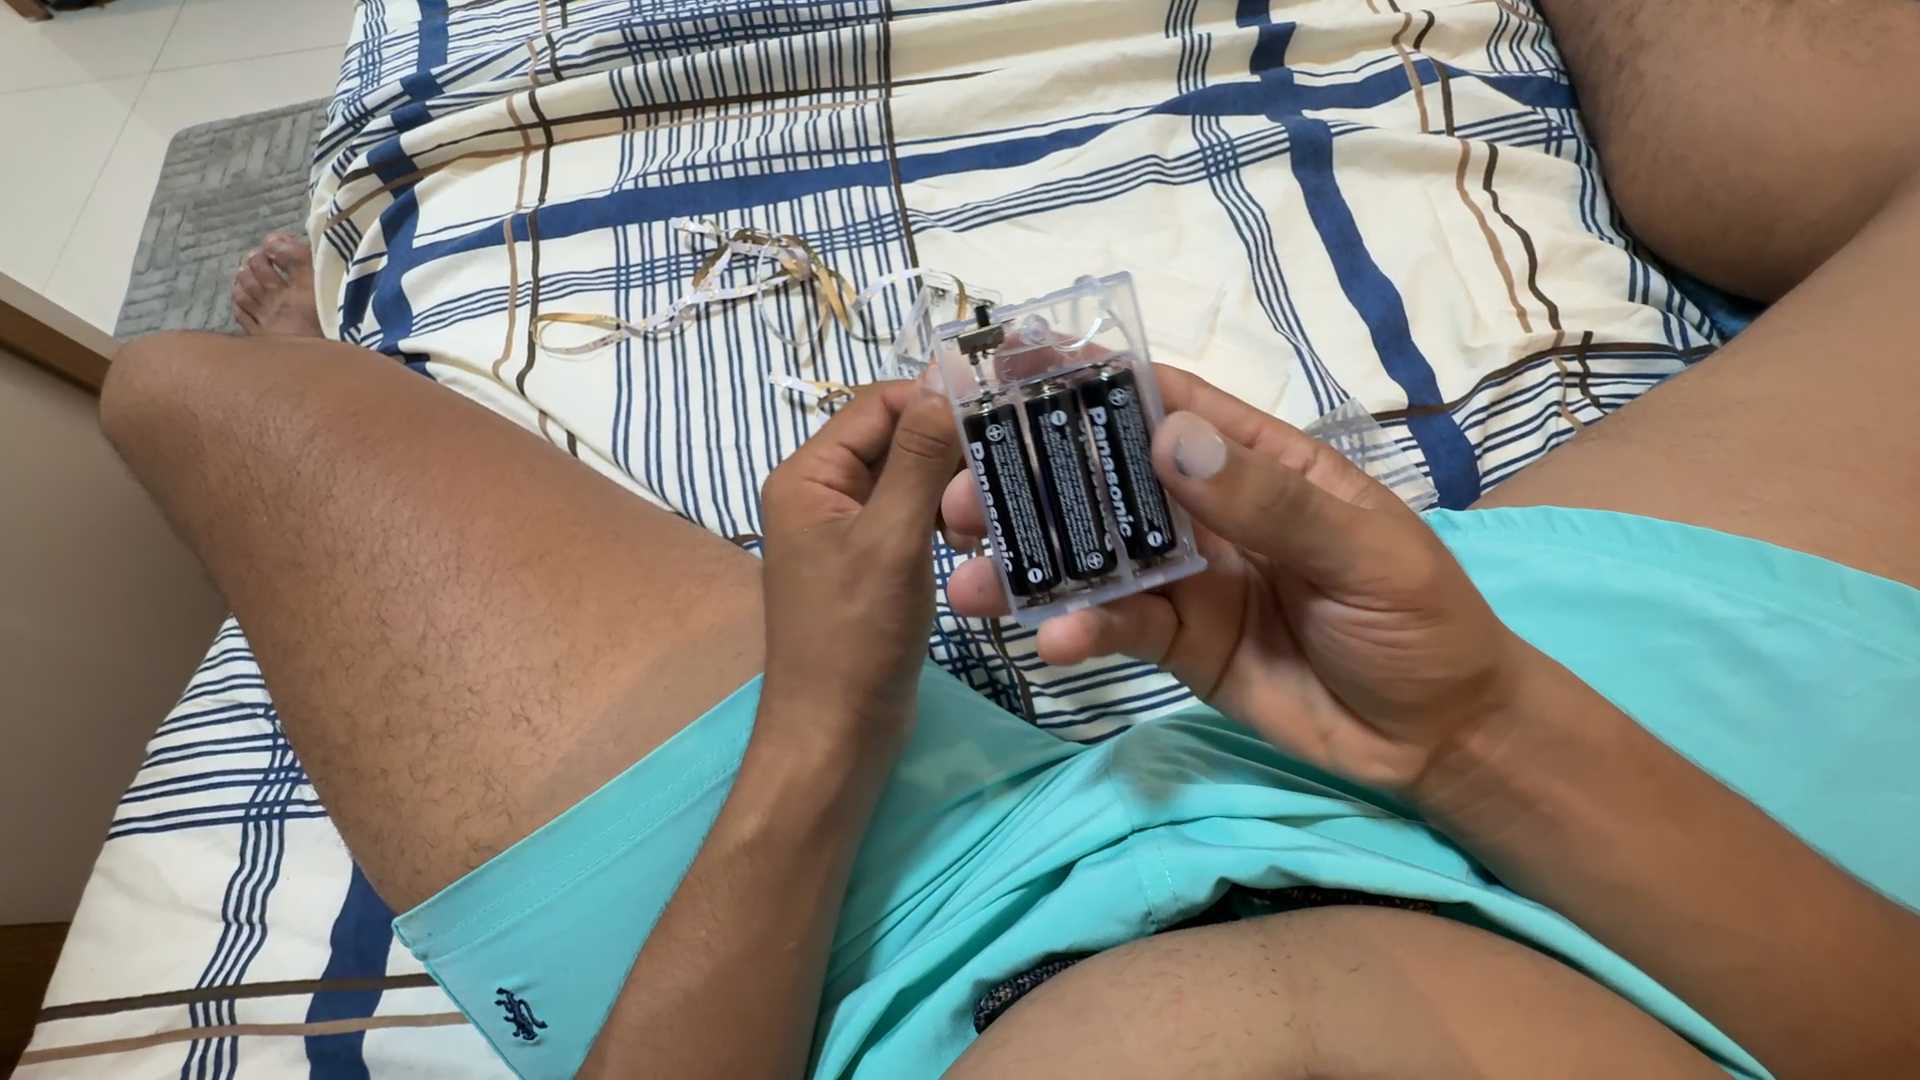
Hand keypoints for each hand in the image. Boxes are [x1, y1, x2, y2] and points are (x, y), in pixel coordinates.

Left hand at [759, 375, 961, 750]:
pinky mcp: (867, 561)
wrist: (836, 731)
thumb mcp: (891, 540)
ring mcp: (842, 529)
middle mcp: (819, 493)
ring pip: (904, 479)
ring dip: (946, 485)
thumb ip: (918, 460)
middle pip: (890, 439)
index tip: (996, 412)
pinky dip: (939, 517)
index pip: (876, 406)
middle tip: (1005, 460)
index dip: (933, 402)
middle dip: (945, 446)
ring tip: (989, 505)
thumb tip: (946, 382)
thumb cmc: (857, 636)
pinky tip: (971, 536)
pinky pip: (906, 517)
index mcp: (808, 476)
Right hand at [943, 367, 1525, 793]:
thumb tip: (1171, 436)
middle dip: (1031, 481)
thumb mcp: (1363, 552)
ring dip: (1029, 562)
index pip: (1162, 401)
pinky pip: (1114, 627)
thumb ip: (1268, 501)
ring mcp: (1181, 577)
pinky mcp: (1171, 639)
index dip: (1091, 379)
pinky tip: (1052, 642)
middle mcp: (1202, 510)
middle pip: (1102, 480)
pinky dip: (1079, 631)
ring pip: (1089, 557)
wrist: (1432, 737)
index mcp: (1252, 462)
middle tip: (959, 495)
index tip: (1014, 366)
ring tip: (970, 577)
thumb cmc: (1419, 622)